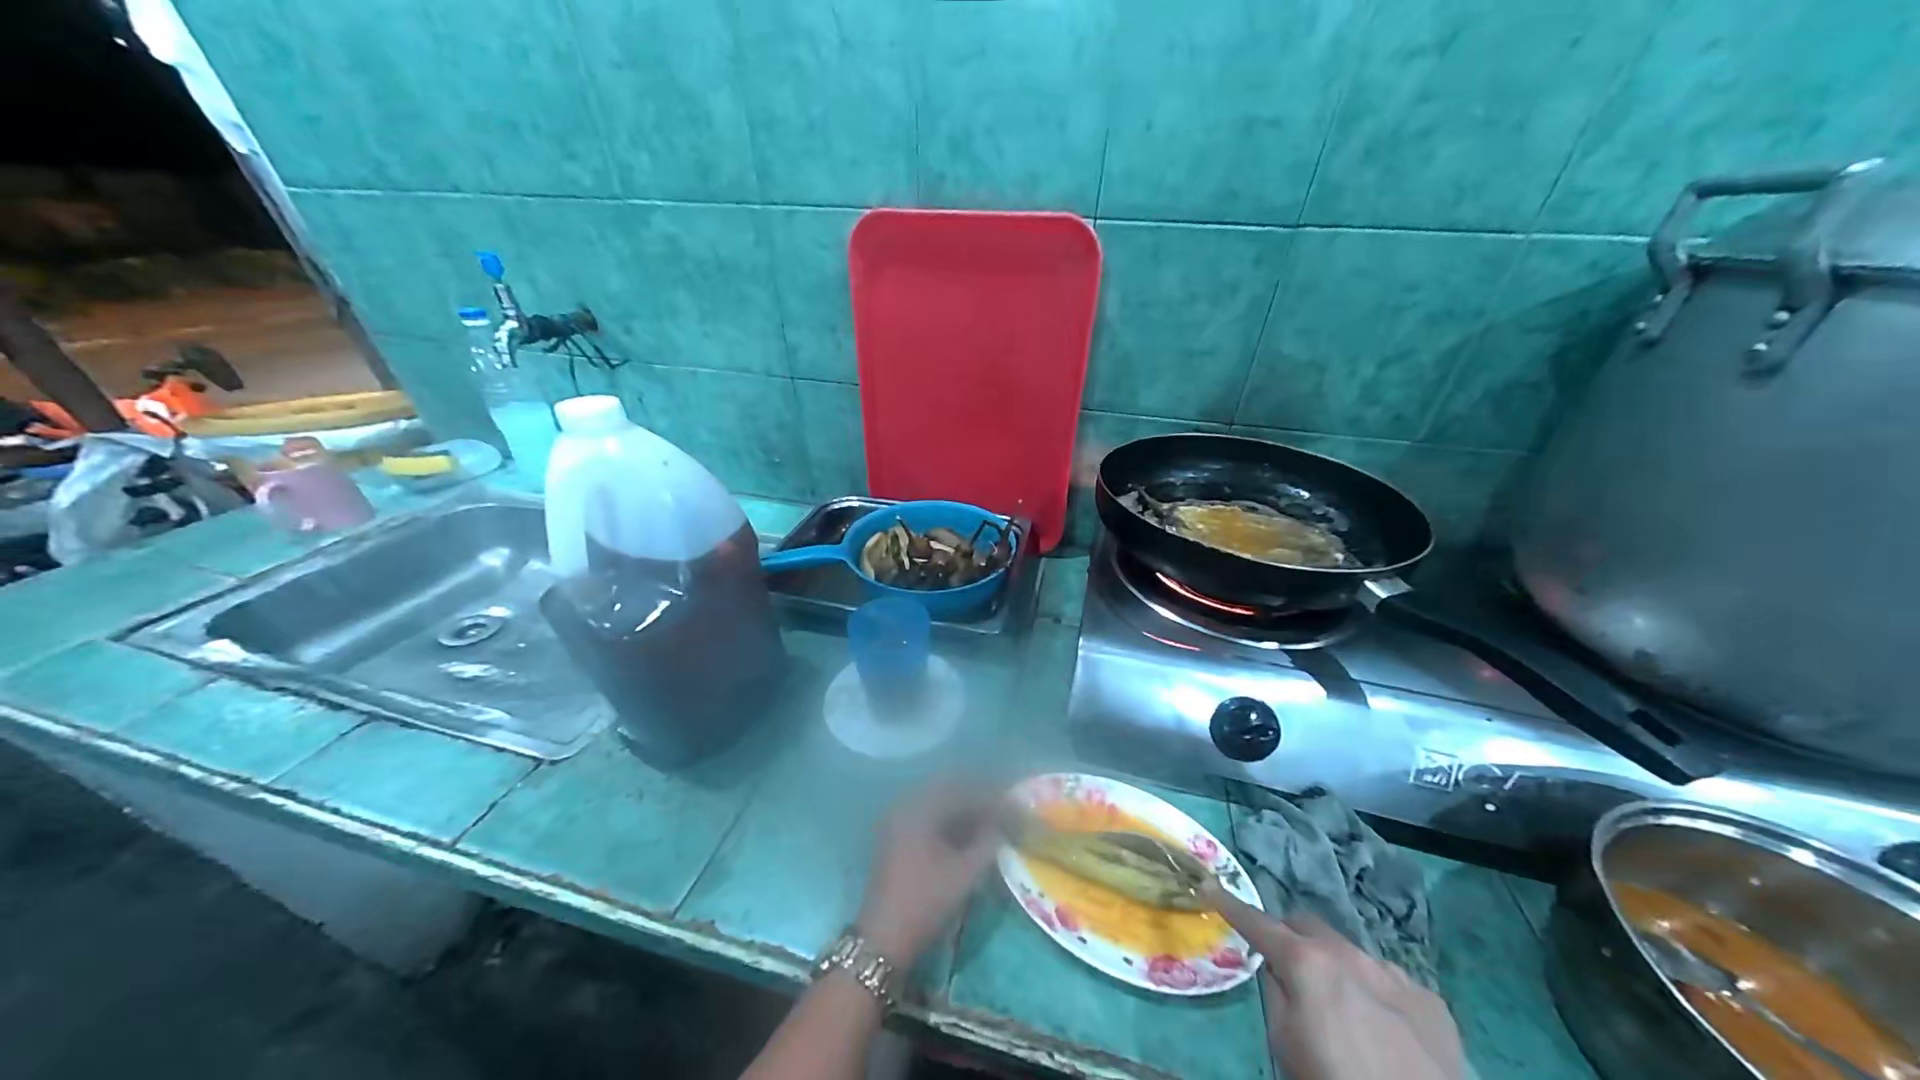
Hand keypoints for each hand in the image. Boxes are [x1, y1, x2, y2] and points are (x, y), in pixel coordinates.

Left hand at [855, 782, 1003, 965]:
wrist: (883, 938)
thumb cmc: (925, 902)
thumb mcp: (964, 874)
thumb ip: (989, 842)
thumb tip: (1004, 825)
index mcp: (919, 808)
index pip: (963, 790)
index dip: (993, 798)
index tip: (1016, 806)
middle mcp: (905, 806)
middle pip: (949, 792)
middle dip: (980, 800)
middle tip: (1006, 811)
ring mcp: (898, 821)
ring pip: (939, 805)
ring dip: (966, 811)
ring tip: (993, 823)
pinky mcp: (896, 837)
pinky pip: (929, 818)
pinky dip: (950, 823)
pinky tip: (970, 835)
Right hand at [1204, 883, 1466, 1079]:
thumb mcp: (1284, 1043)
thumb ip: (1276, 994)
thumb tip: (1277, 972)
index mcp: (1308, 962)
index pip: (1258, 923)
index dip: (1230, 905)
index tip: (1210, 886)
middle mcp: (1351, 954)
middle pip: (1307, 926)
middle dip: (1290, 938)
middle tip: (1284, 969)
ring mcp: (1395, 974)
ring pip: (1351, 955)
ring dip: (1336, 970)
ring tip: (1343, 1013)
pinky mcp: (1430, 1000)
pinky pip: (1390, 983)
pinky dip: (1375, 996)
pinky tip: (1383, 1032)